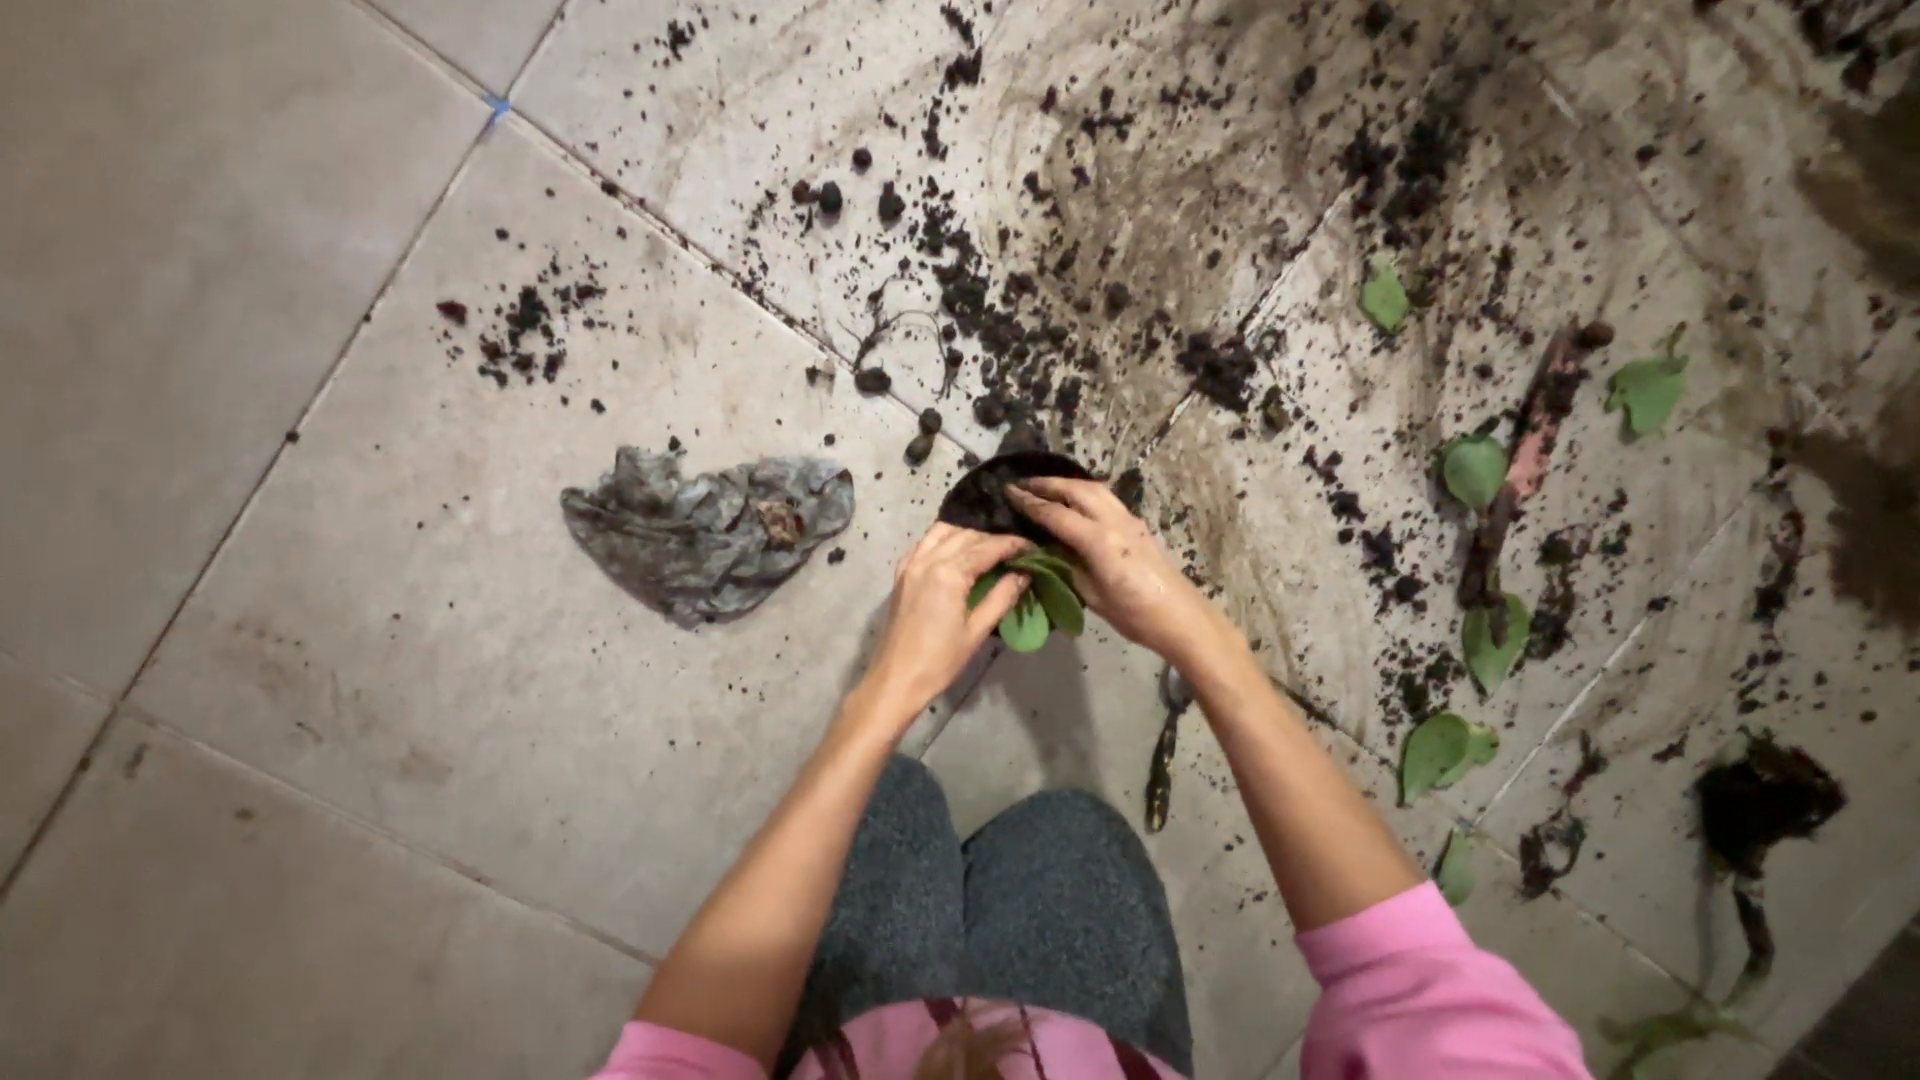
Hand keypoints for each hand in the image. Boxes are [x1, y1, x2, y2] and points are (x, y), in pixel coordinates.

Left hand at [848, 524, 1032, 735]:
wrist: (897, 679)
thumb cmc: (940, 661)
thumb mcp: (977, 631)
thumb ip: (1001, 597)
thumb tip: (1024, 574)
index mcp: (948, 574)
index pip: (987, 547)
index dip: (1013, 545)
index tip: (1033, 548)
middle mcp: (927, 560)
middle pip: (966, 536)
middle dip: (993, 540)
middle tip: (1015, 553)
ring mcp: (910, 565)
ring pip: (942, 532)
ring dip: (967, 536)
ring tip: (986, 551)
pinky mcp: (900, 574)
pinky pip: (923, 544)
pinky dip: (942, 542)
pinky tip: (955, 555)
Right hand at [1006, 478, 1231, 664]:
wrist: (1181, 618)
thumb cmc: (1134, 615)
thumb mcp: (1092, 595)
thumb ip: (1068, 566)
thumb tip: (1048, 548)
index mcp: (1100, 541)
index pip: (1057, 514)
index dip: (1030, 503)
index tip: (1008, 492)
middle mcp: (1115, 522)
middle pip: (1076, 491)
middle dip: (1047, 484)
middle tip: (1023, 484)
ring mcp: (1130, 521)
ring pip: (1094, 489)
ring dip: (1067, 485)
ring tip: (1046, 488)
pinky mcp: (1138, 526)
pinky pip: (1106, 499)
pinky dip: (1085, 493)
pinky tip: (1075, 502)